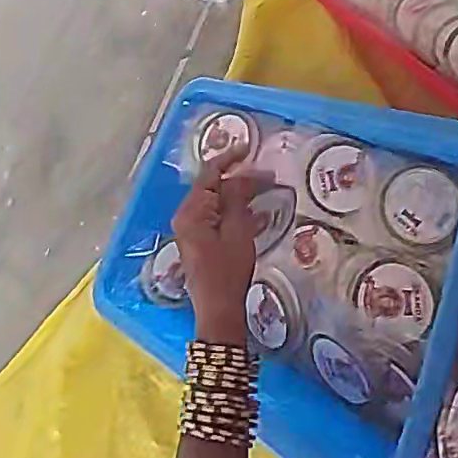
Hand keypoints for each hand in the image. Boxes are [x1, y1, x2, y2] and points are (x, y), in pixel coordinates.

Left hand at [172, 146, 264, 344]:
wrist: (219, 310)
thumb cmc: (228, 270)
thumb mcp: (238, 230)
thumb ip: (238, 199)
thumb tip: (242, 176)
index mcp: (191, 212)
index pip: (209, 174)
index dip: (230, 158)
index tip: (249, 148)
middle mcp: (188, 218)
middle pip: (214, 189)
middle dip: (241, 180)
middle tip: (269, 176)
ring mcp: (194, 232)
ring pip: (220, 204)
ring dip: (242, 197)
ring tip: (269, 192)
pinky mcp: (203, 245)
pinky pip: (221, 220)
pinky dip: (239, 215)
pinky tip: (262, 216)